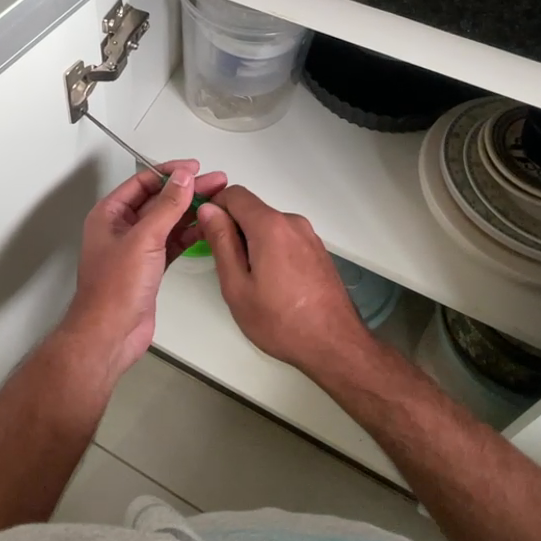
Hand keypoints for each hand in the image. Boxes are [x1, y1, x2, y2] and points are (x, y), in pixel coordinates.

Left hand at [62, 161, 228, 374]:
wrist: (110, 334)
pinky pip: (172, 243)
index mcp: (109, 214)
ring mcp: (136, 248)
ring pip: (168, 221)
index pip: (142, 182)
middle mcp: (121, 228)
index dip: (169, 173)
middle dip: (186, 190)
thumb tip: (183, 178)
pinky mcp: (150, 267)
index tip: (195, 168)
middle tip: (216, 181)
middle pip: (158, 200)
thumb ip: (166, 206)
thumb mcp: (144, 239)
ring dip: (191, 210)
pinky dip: (189, 233)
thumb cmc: (114, 288)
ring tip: (219, 199)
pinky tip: (208, 225)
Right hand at [198, 185, 375, 375]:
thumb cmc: (280, 321)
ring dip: (252, 242)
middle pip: (252, 210)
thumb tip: (208, 209)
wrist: (335, 346)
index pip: (234, 194)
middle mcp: (293, 223)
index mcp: (270, 226)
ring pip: (269, 226)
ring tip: (249, 281)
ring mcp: (309, 237)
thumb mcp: (236, 285)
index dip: (214, 207)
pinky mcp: (318, 251)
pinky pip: (285, 239)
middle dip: (232, 228)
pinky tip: (272, 284)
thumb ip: (221, 241)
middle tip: (224, 265)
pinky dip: (271, 250)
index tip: (205, 232)